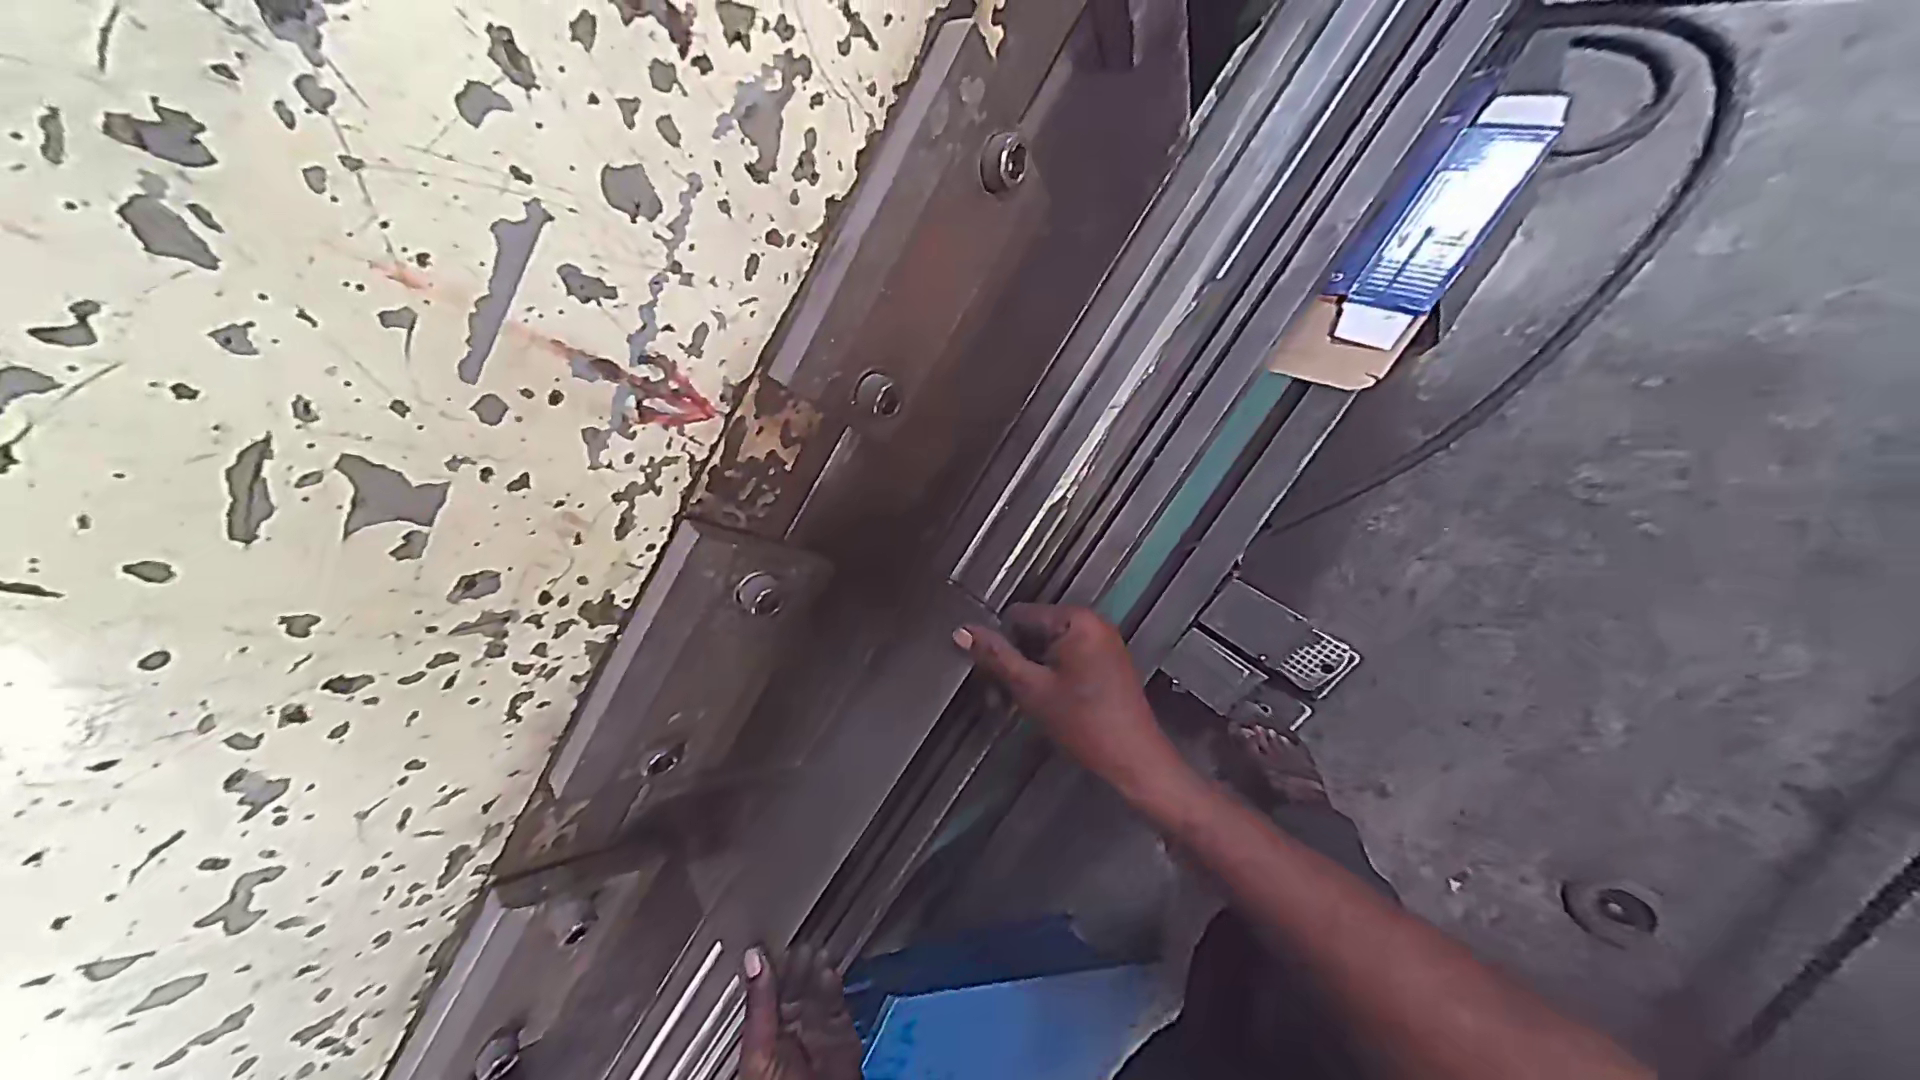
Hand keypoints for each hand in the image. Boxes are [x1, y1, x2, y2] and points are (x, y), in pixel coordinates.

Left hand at [740, 943, 862, 1079]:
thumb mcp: (759, 1053)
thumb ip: (760, 1006)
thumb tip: (753, 959)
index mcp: (762, 1037)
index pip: (765, 992)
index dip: (769, 966)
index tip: (771, 937)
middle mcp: (789, 1033)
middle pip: (793, 988)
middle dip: (796, 964)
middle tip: (797, 938)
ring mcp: (817, 1034)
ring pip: (816, 993)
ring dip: (816, 971)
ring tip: (815, 949)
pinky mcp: (842, 1037)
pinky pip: (838, 1005)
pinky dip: (835, 987)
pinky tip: (830, 972)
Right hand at [955, 604, 1185, 799]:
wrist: (1134, 760)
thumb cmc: (1085, 724)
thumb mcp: (1031, 689)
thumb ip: (995, 656)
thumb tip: (963, 632)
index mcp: (1076, 619)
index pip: (1018, 615)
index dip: (1000, 644)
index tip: (993, 674)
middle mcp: (1093, 623)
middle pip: (1033, 631)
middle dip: (1015, 661)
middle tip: (1003, 697)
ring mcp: (1102, 643)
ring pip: (1048, 648)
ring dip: (1030, 672)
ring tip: (1023, 704)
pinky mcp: (1106, 663)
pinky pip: (1067, 659)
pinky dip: (1050, 677)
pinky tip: (1046, 704)